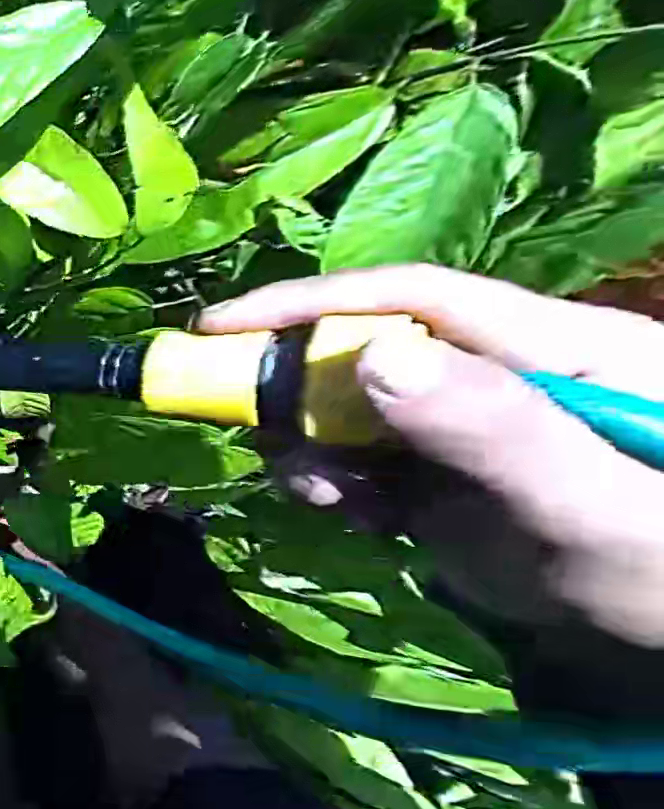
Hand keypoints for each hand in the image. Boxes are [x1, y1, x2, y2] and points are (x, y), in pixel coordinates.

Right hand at [197, 264, 663, 646]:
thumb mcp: (593, 509)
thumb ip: (497, 431)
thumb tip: (376, 358)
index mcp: (558, 347)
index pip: (411, 296)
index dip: (308, 302)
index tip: (214, 327)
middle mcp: (494, 368)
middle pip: (357, 347)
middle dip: (293, 392)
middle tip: (259, 432)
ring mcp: (457, 415)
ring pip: (336, 403)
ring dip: (305, 447)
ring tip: (322, 495)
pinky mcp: (428, 458)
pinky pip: (344, 449)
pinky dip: (324, 478)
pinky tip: (349, 512)